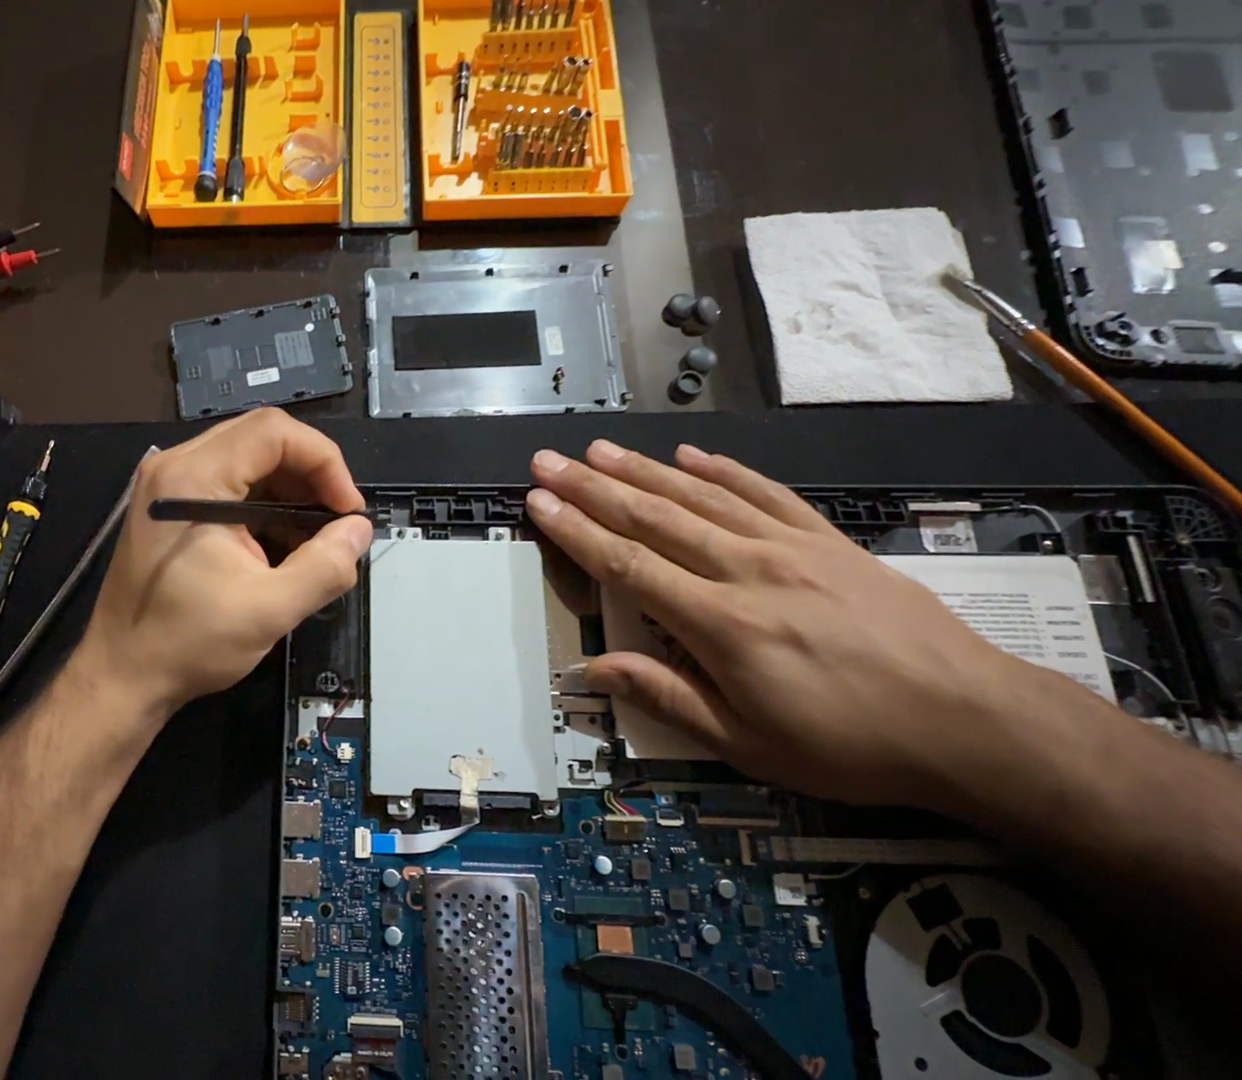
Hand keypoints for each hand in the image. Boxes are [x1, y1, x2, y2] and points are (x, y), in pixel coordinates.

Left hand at [78, 409, 374, 727]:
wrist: (122, 675)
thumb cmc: (186, 643)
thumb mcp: (270, 609)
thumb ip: (325, 566)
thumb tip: (359, 531)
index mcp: (193, 479)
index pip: (274, 431)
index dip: (323, 461)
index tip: (346, 510)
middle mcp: (175, 468)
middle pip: (261, 438)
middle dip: (310, 475)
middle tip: (336, 522)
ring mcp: (167, 485)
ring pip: (247, 460)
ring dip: (289, 492)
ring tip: (313, 540)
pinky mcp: (169, 507)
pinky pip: (229, 484)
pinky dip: (263, 505)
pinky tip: (281, 545)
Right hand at [525, 440, 1093, 809]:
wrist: (972, 724)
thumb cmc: (851, 745)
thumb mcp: (748, 743)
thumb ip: (667, 697)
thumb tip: (596, 670)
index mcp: (722, 625)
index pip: (627, 565)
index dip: (576, 531)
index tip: (539, 503)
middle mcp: (749, 571)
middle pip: (653, 518)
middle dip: (592, 487)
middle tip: (549, 461)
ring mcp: (792, 548)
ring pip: (700, 497)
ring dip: (642, 470)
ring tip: (598, 449)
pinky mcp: (830, 541)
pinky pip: (766, 494)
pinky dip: (723, 471)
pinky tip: (689, 456)